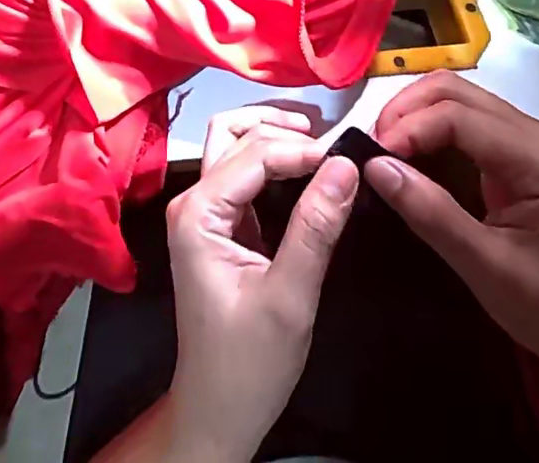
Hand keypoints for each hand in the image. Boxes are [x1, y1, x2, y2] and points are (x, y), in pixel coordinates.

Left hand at [162, 107, 357, 458]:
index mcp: (199, 214)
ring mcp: (202, 211)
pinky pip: (241, 171)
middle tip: (330, 143)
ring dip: (270, 133)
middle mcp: (192, 201)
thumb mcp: (290, 298)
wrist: (218, 409)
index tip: (345, 158)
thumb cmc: (249, 362)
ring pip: (231, 144)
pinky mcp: (218, 223)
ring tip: (315, 141)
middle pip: (234, 135)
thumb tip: (346, 165)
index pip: (253, 154)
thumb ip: (315, 228)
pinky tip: (302, 165)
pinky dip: (270, 157)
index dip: (301, 150)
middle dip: (282, 130)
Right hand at [361, 72, 538, 392]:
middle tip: (374, 148)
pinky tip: (413, 152)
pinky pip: (470, 119)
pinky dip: (433, 126)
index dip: (409, 128)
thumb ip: (433, 215)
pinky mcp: (525, 151)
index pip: (460, 116)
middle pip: (460, 91)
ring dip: (417, 114)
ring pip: (462, 98)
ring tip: (387, 149)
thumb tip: (374, 166)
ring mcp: (537, 140)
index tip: (372, 159)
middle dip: (408, 110)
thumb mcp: (489, 272)